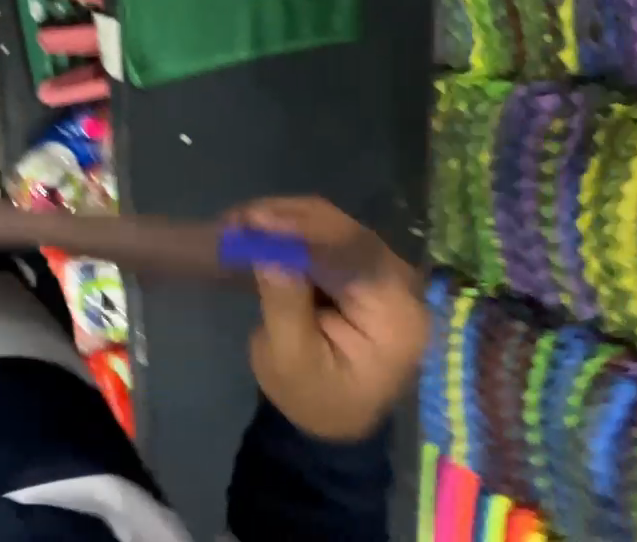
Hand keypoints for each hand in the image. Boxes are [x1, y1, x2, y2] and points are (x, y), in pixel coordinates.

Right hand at [227, 197, 425, 441]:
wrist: (327, 418)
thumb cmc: (311, 396)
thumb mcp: (291, 359)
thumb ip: (285, 305)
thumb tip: (270, 252)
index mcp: (396, 315)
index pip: (355, 254)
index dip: (305, 230)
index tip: (254, 220)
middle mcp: (400, 286)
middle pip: (345, 230)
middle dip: (289, 218)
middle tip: (236, 219)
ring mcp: (383, 274)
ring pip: (333, 225)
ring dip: (284, 218)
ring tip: (238, 223)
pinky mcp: (361, 269)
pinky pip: (325, 234)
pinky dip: (288, 227)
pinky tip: (256, 230)